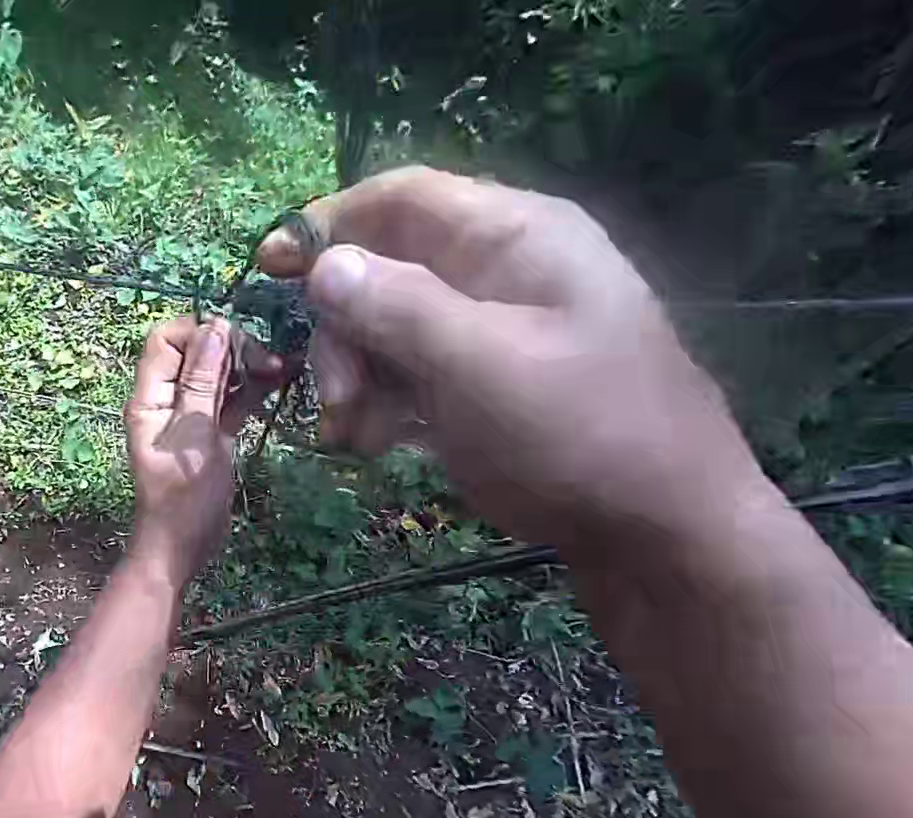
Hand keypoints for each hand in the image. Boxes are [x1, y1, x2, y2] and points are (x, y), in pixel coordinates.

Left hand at [124, 317, 282, 584]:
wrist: (184, 547)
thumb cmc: (183, 498)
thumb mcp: (194, 437)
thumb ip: (202, 384)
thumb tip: (216, 328)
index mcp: (150, 397)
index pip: (166, 339)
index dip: (199, 331)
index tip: (235, 342)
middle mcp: (167, 400)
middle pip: (196, 352)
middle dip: (230, 349)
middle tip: (266, 362)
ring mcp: (190, 416)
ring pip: (217, 375)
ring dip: (246, 368)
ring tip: (279, 370)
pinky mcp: (211, 432)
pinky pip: (230, 400)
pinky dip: (250, 391)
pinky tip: (277, 383)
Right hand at [258, 166, 771, 552]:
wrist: (642, 520)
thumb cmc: (577, 429)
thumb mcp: (484, 364)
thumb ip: (402, 309)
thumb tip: (323, 266)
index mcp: (510, 239)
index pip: (401, 201)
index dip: (329, 224)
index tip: (270, 266)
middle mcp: (488, 274)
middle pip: (379, 274)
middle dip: (342, 334)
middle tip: (336, 397)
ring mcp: (474, 333)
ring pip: (379, 332)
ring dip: (353, 380)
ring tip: (355, 435)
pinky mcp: (463, 384)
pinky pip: (396, 377)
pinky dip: (374, 408)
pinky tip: (376, 444)